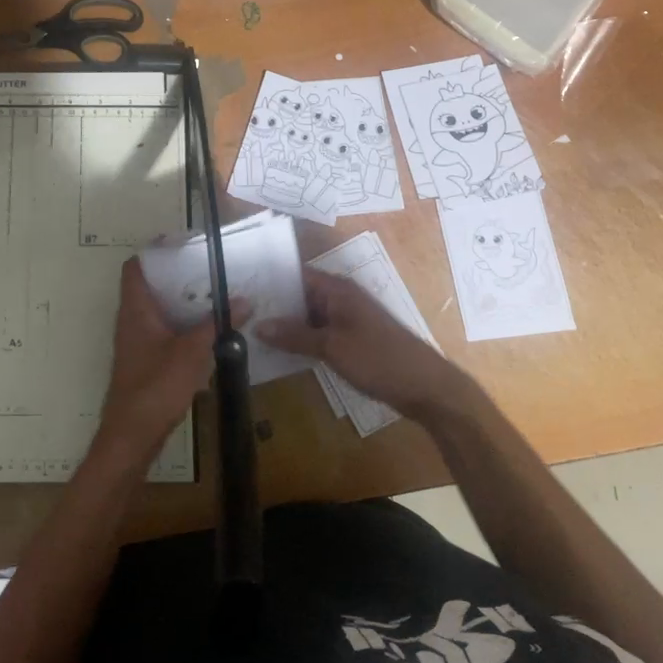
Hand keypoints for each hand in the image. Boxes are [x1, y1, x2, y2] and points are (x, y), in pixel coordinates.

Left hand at [97, 258, 249, 463]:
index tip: (182, 245)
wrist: (133, 434)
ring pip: (159, 313)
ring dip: (183, 305)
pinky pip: (164, 334)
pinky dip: (183, 328)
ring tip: (216, 297)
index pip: (135, 268)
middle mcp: (131, 321)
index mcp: (135, 310)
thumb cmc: (157, 386)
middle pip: (150, 288)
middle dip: (178, 278)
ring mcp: (136, 343)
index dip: (154, 253)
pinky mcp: (145, 363)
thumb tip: (243, 300)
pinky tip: (210, 333)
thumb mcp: (192, 352)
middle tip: (210, 271)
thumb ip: (217, 324)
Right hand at [258, 269, 469, 418]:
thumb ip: (294, 335)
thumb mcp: (332, 347)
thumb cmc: (379, 359)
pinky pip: (317, 333)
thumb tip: (257, 325)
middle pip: (299, 294)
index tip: (240, 285)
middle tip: (237, 311)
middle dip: (272, 303)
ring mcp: (346, 320)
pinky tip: (277, 350)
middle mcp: (341, 299)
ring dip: (285, 323)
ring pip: (307, 315)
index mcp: (338, 290)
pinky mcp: (350, 340)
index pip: (296, 274)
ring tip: (249, 330)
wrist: (425, 389)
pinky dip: (300, 339)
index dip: (269, 279)